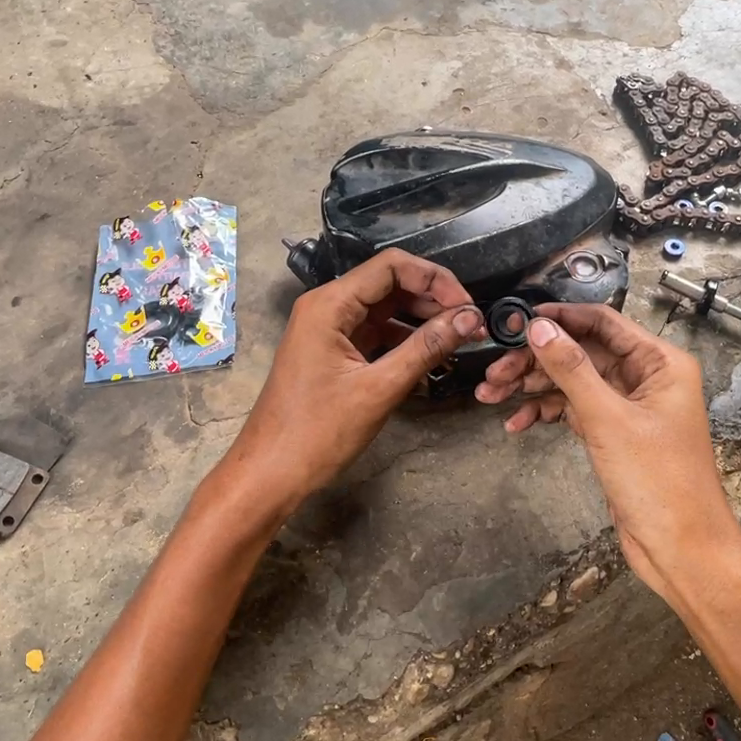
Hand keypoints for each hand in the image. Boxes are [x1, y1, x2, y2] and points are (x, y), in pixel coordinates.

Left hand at [225, 250, 482, 503]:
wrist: (270, 474)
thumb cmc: (318, 432)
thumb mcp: (380, 389)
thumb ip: (426, 347)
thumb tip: (470, 318)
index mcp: (330, 304)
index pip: (392, 266)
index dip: (435, 279)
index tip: (468, 305)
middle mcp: (327, 307)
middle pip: (390, 284)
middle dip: (433, 299)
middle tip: (471, 324)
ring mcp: (328, 329)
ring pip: (385, 309)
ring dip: (422, 319)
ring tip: (459, 339)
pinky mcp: (333, 352)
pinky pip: (375, 333)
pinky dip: (404, 339)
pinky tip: (432, 355)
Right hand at [475, 304, 740, 601]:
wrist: (681, 549)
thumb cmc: (659, 482)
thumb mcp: (608, 419)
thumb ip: (571, 368)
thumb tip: (538, 327)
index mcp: (659, 363)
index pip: (603, 323)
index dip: (560, 317)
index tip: (518, 320)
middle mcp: (645, 378)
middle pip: (581, 352)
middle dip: (536, 361)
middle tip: (494, 371)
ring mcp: (627, 407)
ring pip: (572, 382)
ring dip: (533, 388)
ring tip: (491, 395)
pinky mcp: (613, 433)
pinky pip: (573, 410)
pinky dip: (546, 414)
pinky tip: (517, 424)